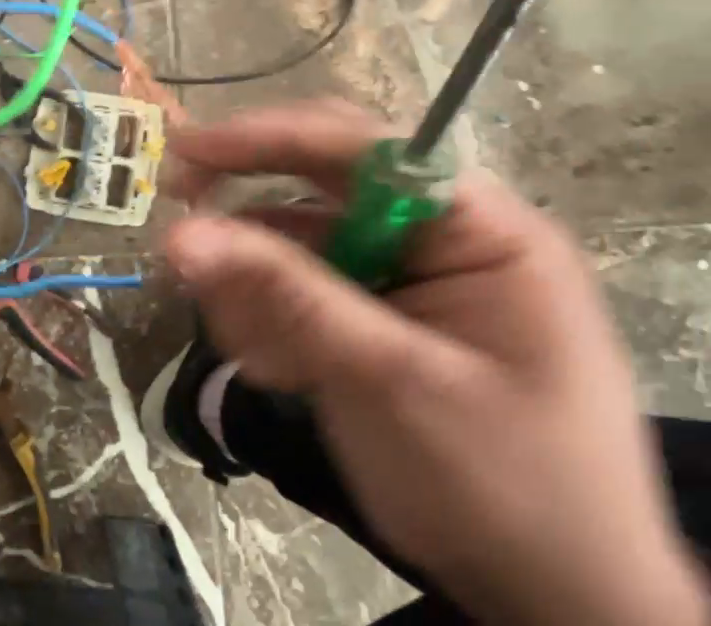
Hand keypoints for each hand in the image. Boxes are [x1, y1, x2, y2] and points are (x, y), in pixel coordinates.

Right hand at [164, 100, 706, 625]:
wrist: (542, 595)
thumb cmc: (499, 482)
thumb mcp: (389, 379)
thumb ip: (282, 294)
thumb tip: (176, 232)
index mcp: (482, 234)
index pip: (365, 149)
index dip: (270, 139)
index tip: (183, 153)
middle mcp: (436, 240)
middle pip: (313, 187)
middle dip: (246, 220)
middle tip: (179, 240)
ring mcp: (395, 280)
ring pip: (283, 244)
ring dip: (249, 290)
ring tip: (262, 357)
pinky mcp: (361, 319)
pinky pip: (281, 291)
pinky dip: (258, 322)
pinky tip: (275, 370)